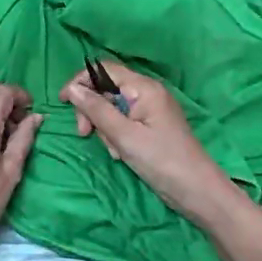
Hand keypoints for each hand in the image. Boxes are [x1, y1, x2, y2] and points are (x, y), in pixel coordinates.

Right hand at [61, 62, 242, 225]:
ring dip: (105, 127)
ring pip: (113, 108)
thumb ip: (96, 110)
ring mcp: (151, 109)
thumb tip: (72, 89)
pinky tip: (121, 154)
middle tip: (84, 134)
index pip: (104, 69)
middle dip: (92, 110)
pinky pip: (125, 122)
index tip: (64, 102)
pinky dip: (117, 135)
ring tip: (114, 151)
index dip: (81, 81)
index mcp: (144, 88)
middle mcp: (148, 92)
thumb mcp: (124, 136)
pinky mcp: (152, 126)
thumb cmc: (161, 161)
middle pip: (107, 89)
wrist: (197, 191)